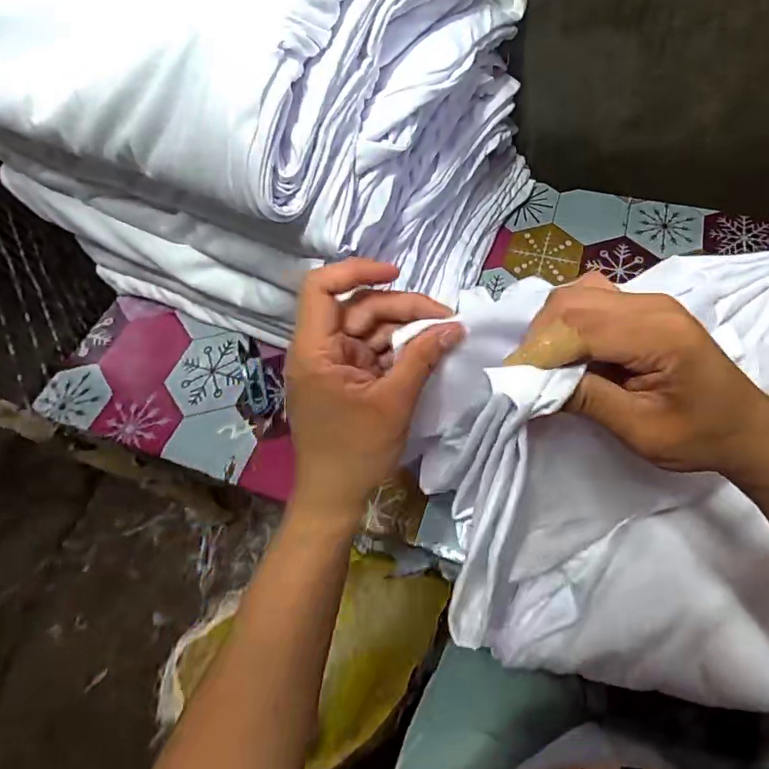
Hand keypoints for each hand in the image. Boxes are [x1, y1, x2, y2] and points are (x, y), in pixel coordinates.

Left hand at [283, 259, 463, 524]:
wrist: (334, 498)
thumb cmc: (355, 452)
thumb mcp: (393, 402)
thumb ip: (421, 358)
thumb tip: (453, 326)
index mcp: (314, 349)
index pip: (321, 288)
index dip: (355, 270)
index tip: (396, 272)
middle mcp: (320, 349)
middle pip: (358, 307)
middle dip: (402, 306)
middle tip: (445, 316)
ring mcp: (334, 363)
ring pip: (370, 327)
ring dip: (406, 326)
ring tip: (444, 331)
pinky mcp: (347, 377)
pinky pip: (374, 350)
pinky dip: (400, 348)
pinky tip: (428, 348)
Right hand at [508, 272, 768, 474]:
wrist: (749, 430)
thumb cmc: (701, 436)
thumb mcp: (642, 430)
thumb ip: (588, 400)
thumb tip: (534, 385)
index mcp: (657, 332)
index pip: (579, 326)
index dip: (539, 351)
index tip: (514, 380)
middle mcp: (651, 304)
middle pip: (573, 302)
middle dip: (540, 337)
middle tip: (529, 376)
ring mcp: (648, 301)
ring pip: (577, 295)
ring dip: (552, 327)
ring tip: (547, 365)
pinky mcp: (643, 308)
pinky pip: (591, 300)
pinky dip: (568, 322)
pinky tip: (569, 350)